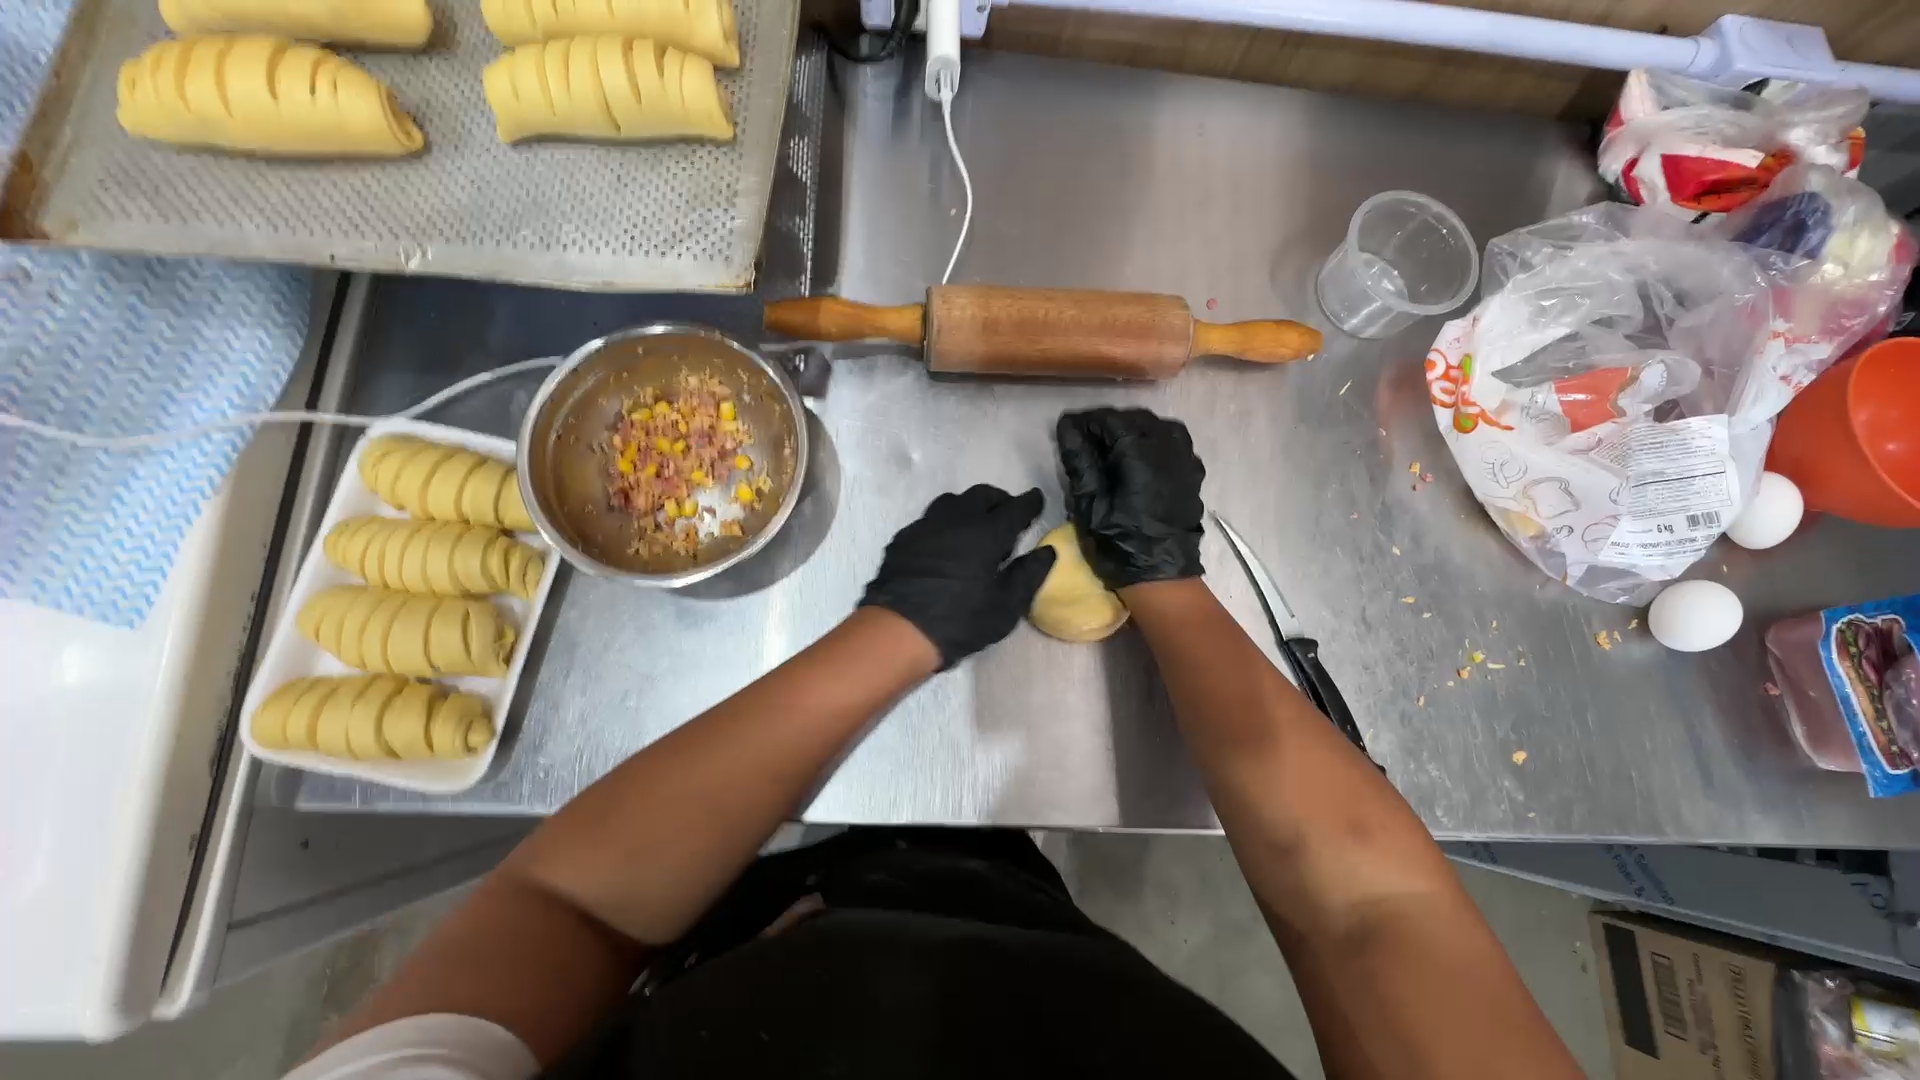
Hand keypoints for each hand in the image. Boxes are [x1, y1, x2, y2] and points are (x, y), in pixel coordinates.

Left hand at [859, 485, 1056, 669]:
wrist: (898, 630)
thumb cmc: (960, 621)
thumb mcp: (1006, 606)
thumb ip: (1028, 575)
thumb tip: (1046, 552)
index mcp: (986, 533)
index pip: (1014, 508)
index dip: (1029, 503)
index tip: (1036, 499)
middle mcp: (955, 520)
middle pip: (980, 495)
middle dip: (998, 500)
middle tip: (1006, 515)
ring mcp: (925, 526)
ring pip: (951, 502)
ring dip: (969, 507)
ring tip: (975, 527)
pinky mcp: (903, 539)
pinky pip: (929, 520)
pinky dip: (945, 524)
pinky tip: (945, 544)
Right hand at [1056, 407, 1205, 587]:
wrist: (1160, 577)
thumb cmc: (1119, 542)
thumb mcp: (1090, 503)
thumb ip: (1081, 460)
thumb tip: (1068, 426)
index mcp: (1139, 454)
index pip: (1111, 420)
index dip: (1088, 420)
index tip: (1070, 428)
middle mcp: (1167, 449)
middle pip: (1138, 419)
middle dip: (1111, 423)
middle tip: (1087, 439)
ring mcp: (1185, 462)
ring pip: (1160, 428)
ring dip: (1136, 430)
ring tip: (1114, 447)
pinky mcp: (1193, 476)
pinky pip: (1176, 445)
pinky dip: (1156, 443)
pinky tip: (1142, 459)